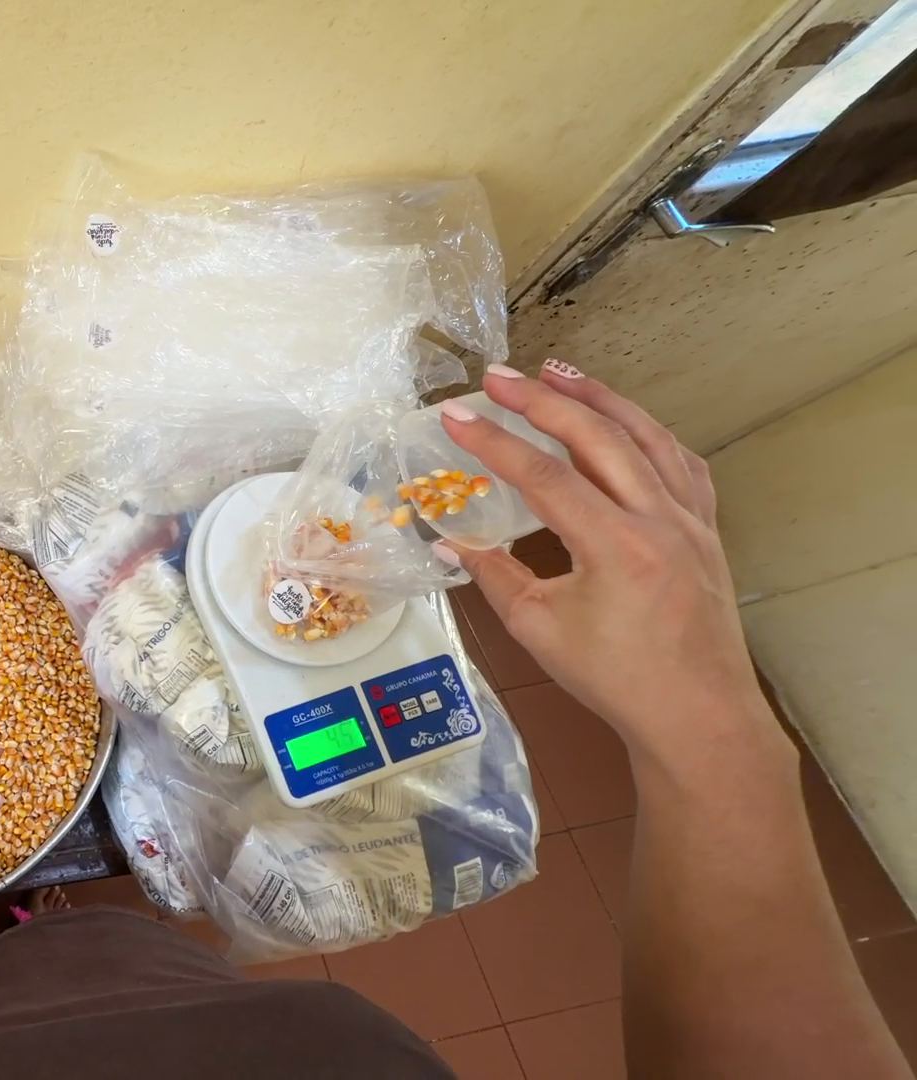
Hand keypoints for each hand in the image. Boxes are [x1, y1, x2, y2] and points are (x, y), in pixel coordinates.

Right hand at [436, 361, 785, 774]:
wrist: (696, 712)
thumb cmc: (613, 675)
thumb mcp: (535, 625)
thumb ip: (491, 573)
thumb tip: (447, 542)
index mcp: (616, 546)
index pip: (545, 476)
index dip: (494, 442)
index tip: (454, 415)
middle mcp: (661, 521)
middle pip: (599, 439)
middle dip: (543, 401)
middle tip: (499, 376)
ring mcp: (691, 521)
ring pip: (648, 439)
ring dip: (600, 400)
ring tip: (559, 372)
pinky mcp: (704, 529)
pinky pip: (679, 463)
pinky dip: (645, 431)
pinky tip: (622, 421)